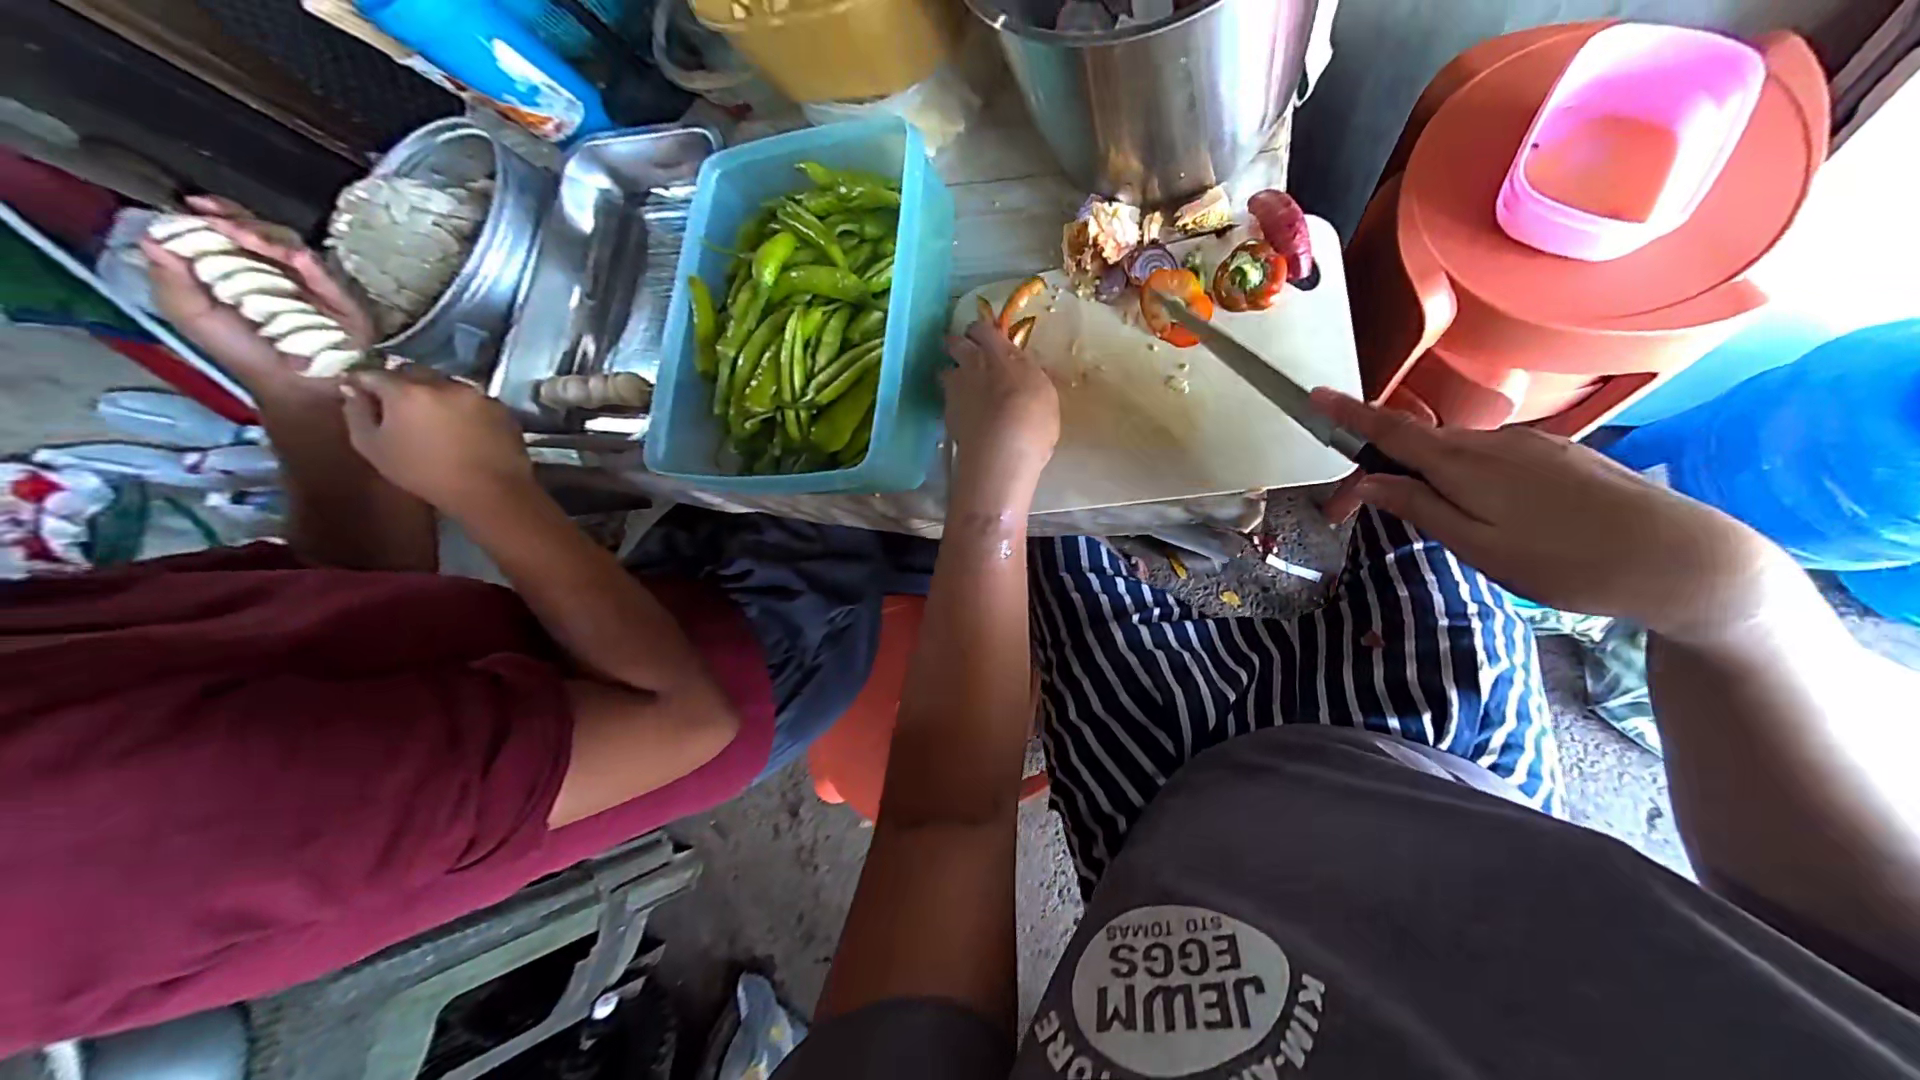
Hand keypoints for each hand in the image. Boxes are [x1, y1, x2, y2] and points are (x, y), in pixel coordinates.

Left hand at [141, 195, 372, 396]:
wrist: (294, 387)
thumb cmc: (243, 353)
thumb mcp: (193, 316)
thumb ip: (171, 281)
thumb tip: (152, 239)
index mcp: (242, 269)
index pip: (231, 232)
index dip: (216, 214)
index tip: (196, 206)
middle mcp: (279, 271)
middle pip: (264, 232)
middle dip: (241, 220)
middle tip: (220, 220)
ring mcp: (314, 286)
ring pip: (295, 247)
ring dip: (269, 238)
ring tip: (248, 237)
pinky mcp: (343, 302)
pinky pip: (327, 277)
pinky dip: (311, 265)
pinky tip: (296, 258)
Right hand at [340, 365, 533, 519]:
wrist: (491, 491)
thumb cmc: (425, 474)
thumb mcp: (374, 448)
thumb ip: (357, 414)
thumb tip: (353, 390)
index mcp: (407, 390)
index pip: (374, 373)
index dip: (362, 382)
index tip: (358, 392)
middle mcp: (445, 384)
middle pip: (414, 374)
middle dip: (401, 385)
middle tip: (397, 406)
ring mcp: (478, 394)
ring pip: (447, 385)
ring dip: (435, 395)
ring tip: (433, 417)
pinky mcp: (502, 408)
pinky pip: (473, 400)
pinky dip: (464, 407)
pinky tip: (463, 426)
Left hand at [943, 318, 1059, 507]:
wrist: (1001, 450)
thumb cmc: (1033, 417)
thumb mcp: (1045, 392)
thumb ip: (1030, 376)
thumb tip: (1026, 370)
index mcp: (999, 353)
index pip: (982, 329)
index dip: (982, 332)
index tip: (986, 338)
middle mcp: (972, 364)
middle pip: (955, 343)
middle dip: (958, 345)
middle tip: (968, 356)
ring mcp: (955, 389)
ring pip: (946, 372)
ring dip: (953, 376)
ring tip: (964, 390)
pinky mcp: (946, 414)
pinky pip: (947, 401)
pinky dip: (955, 405)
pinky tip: (967, 418)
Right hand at [1313, 389, 1785, 644]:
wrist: (1685, 561)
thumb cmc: (1567, 563)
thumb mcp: (1477, 546)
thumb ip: (1419, 508)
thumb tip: (1368, 482)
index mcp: (1466, 464)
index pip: (1391, 431)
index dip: (1350, 415)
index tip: (1315, 396)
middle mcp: (1494, 442)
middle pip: (1418, 442)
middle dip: (1380, 468)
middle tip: (1354, 510)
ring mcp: (1530, 445)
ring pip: (1455, 452)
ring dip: (1424, 475)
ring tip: (1433, 521)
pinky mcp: (1557, 455)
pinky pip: (1488, 458)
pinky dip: (1462, 475)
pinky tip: (1483, 511)